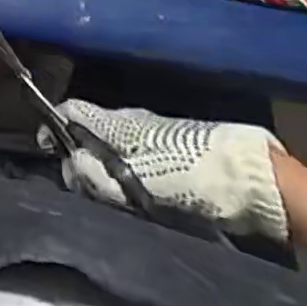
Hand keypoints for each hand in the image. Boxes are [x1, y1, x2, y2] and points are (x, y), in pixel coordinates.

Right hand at [48, 99, 289, 240]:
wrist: (255, 180)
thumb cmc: (189, 176)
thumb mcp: (135, 181)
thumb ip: (97, 175)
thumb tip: (70, 166)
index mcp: (114, 120)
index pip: (70, 110)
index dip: (54, 128)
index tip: (52, 153)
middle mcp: (130, 119)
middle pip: (90, 131)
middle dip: (82, 155)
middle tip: (88, 187)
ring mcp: (155, 132)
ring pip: (115, 145)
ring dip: (108, 166)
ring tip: (117, 195)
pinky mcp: (177, 148)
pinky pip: (139, 156)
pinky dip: (131, 172)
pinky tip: (144, 193)